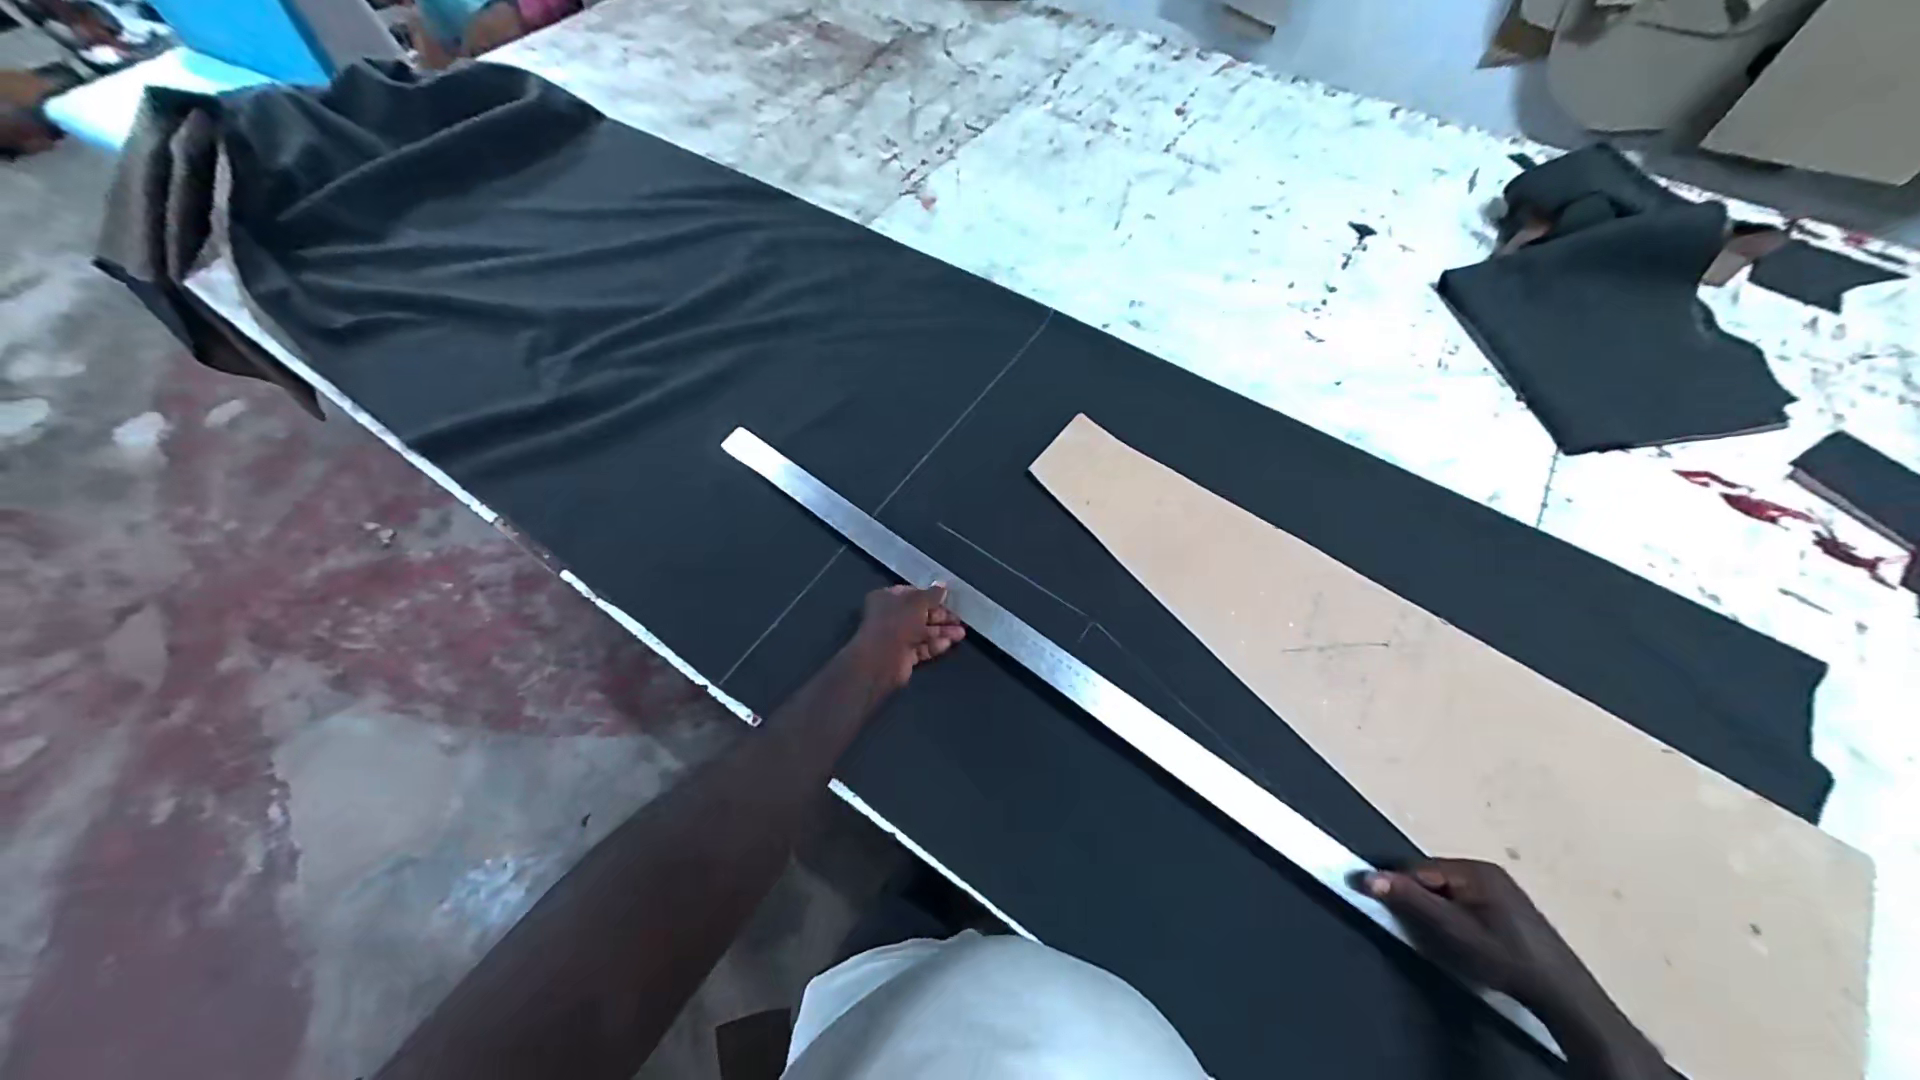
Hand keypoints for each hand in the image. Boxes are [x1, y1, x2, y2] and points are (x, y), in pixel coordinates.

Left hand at [848, 584, 965, 693]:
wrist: (882, 660)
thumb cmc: (897, 623)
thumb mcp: (918, 602)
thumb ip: (932, 594)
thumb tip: (943, 585)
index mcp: (887, 599)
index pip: (911, 593)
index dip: (930, 595)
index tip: (948, 598)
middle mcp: (890, 617)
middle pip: (920, 614)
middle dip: (940, 616)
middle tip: (958, 618)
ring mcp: (897, 637)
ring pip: (923, 632)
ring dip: (942, 631)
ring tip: (960, 633)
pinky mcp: (904, 655)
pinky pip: (922, 647)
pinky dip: (935, 645)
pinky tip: (948, 643)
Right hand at [1359, 860, 1667, 1079]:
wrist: (1564, 997)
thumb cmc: (1506, 960)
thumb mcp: (1451, 930)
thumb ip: (1409, 900)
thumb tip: (1368, 878)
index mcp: (1474, 869)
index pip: (1416, 869)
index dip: (1403, 891)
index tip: (1397, 915)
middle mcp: (1487, 871)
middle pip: (1432, 878)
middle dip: (1424, 902)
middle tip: (1431, 932)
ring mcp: (1501, 887)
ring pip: (1448, 890)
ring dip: (1440, 910)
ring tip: (1452, 939)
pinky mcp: (1508, 905)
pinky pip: (1466, 900)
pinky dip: (1457, 915)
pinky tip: (1469, 939)